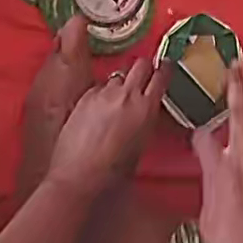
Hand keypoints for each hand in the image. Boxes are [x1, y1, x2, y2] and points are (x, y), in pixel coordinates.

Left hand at [44, 57, 169, 197]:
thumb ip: (146, 119)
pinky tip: (98, 111)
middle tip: (143, 77)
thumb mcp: (140, 146)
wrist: (77, 178)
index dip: (165, 69)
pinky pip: (100, 87)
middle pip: (141, 64)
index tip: (165, 67)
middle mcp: (127, 94)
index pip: (161, 75)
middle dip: (144, 68)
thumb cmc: (111, 174)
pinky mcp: (86, 95)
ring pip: (119, 75)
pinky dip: (102, 94)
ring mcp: (105, 93)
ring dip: (121, 84)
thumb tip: (146, 109)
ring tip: (116, 101)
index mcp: (146, 108)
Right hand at [192, 64, 242, 242]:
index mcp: (218, 171)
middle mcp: (242, 162)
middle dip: (235, 85)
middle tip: (235, 61)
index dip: (199, 133)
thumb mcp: (206, 216)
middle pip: (237, 114)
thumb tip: (212, 170)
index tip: (198, 129)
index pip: (204, 139)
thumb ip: (211, 185)